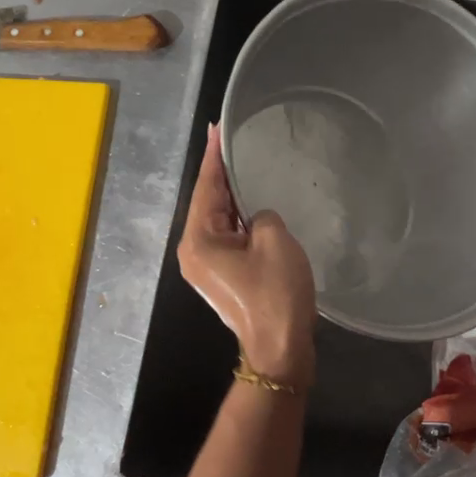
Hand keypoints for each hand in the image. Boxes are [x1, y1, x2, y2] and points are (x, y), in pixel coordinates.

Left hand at [178, 126, 317, 388]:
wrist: (280, 348)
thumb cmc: (275, 293)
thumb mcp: (275, 240)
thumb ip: (264, 214)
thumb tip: (259, 218)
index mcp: (199, 241)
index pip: (206, 188)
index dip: (214, 157)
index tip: (217, 128)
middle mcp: (195, 252)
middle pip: (209, 203)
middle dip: (223, 174)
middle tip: (237, 140)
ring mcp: (208, 268)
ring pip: (220, 220)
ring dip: (234, 196)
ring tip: (248, 165)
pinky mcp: (226, 277)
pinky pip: (230, 237)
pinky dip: (242, 218)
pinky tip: (258, 205)